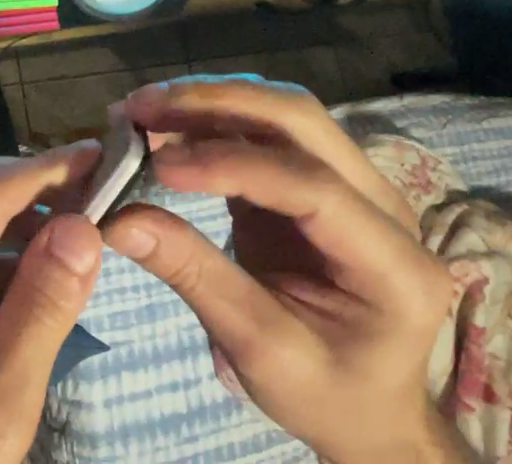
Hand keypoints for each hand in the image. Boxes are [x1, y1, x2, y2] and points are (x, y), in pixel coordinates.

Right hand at [104, 76, 463, 463]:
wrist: (362, 409)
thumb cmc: (323, 393)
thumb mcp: (259, 350)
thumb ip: (196, 276)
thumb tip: (118, 219)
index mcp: (394, 263)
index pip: (312, 186)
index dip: (231, 163)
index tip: (158, 166)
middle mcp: (385, 206)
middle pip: (301, 122)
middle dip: (215, 103)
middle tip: (140, 108)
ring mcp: (354, 186)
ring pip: (281, 113)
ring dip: (208, 101)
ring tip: (140, 111)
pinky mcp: (317, 180)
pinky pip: (263, 132)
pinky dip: (209, 122)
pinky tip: (162, 128)